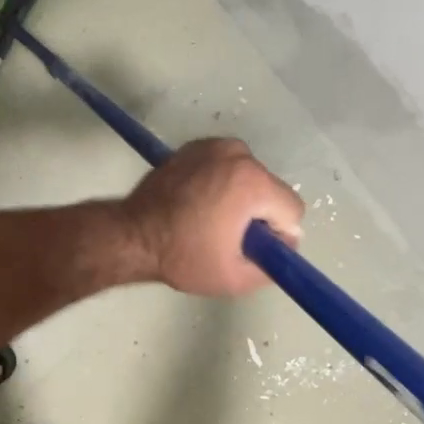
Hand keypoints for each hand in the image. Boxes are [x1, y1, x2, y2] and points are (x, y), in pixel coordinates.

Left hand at [123, 138, 304, 296]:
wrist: (131, 235)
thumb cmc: (182, 257)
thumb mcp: (234, 278)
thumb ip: (272, 267)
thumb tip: (286, 248)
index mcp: (252, 183)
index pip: (291, 210)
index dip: (277, 235)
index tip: (251, 248)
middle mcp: (239, 154)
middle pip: (271, 191)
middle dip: (257, 215)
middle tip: (225, 237)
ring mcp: (215, 145)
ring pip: (251, 178)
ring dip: (240, 199)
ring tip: (210, 221)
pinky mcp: (196, 146)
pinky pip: (227, 168)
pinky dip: (221, 185)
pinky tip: (199, 205)